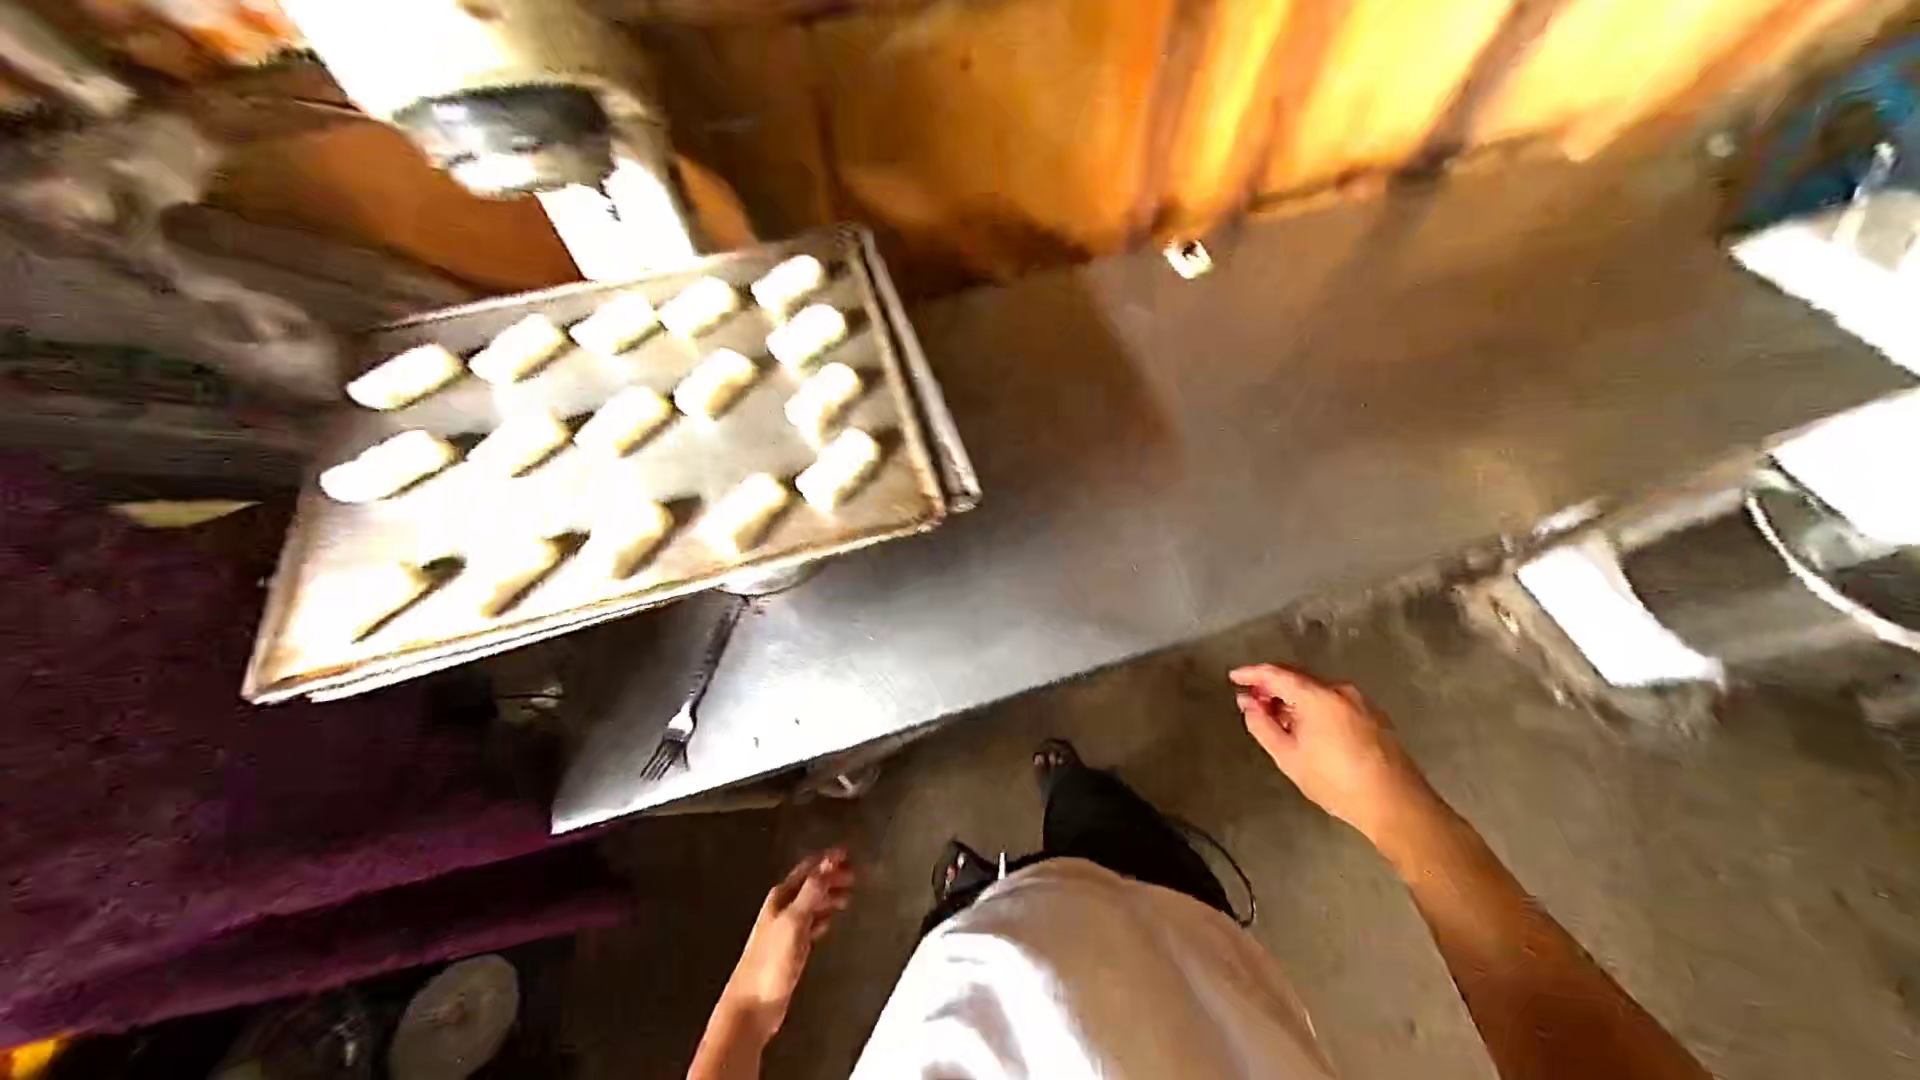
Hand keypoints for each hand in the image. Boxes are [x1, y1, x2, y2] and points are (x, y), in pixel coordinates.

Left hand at [718, 849, 854, 1040]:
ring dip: (829, 896)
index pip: (808, 869)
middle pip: (811, 885)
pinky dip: (822, 918)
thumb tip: (829, 861)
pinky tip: (829, 921)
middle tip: (855, 875)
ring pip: (812, 904)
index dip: (828, 859)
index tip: (848, 853)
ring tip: (848, 896)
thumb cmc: (772, 961)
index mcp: (781, 897)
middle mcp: (782, 908)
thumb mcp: (795, 921)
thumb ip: (812, 891)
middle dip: (831, 877)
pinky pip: (810, 924)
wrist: (751, 1008)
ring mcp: (785, 929)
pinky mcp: (790, 949)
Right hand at [1229, 663, 1440, 844]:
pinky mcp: (1373, 717)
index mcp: (1317, 695)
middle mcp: (1340, 691)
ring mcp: (1361, 703)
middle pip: (1297, 678)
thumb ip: (1261, 725)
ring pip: (1316, 690)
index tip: (1234, 677)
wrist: (1398, 806)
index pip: (1275, 673)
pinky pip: (1333, 702)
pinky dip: (1313, 706)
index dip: (1251, 674)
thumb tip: (1248, 704)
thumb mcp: (1288, 756)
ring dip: (1292, 698)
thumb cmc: (1336, 782)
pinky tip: (1305, 727)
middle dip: (1271, 686)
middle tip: (1251, 700)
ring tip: (1276, 718)